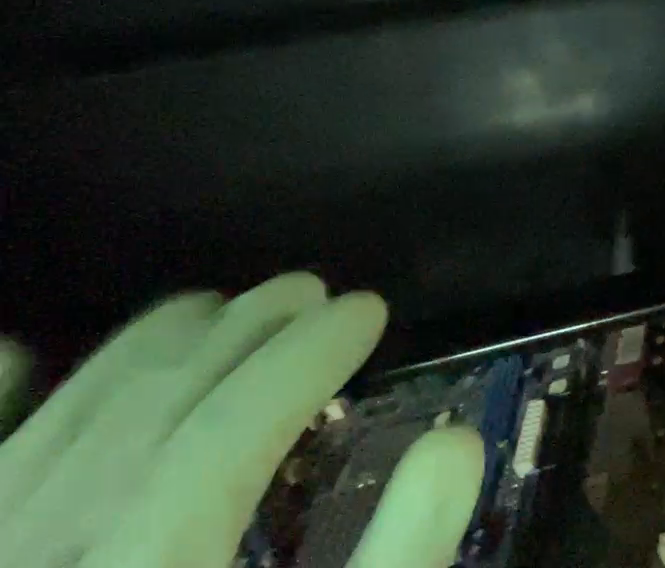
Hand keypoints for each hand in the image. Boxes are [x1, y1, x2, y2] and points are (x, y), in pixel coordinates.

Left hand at [0, 273, 483, 567]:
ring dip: (140, 351)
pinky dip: (0, 402)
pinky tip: (20, 355)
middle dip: (240, 331)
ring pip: (55, 424)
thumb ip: (401, 554)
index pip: (240, 418)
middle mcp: (48, 550)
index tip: (368, 308)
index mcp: (151, 563)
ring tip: (210, 305)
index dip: (313, 348)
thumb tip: (452, 441)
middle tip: (306, 289)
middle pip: (151, 405)